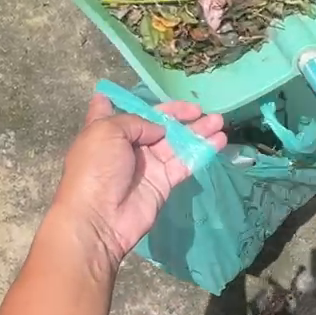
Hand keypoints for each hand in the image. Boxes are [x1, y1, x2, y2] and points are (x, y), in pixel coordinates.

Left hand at [45, 94, 226, 271]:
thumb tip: (160, 129)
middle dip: (180, 115)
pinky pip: (186, 163)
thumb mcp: (106, 131)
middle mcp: (130, 146)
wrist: (98, 217)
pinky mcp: (164, 182)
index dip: (137, 102)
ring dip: (198, 131)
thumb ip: (137, 122)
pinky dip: (202, 151)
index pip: (123, 112)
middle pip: (159, 125)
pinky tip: (219, 140)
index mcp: (109, 130)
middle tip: (200, 109)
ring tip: (219, 121)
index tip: (152, 97)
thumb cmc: (96, 168)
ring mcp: (149, 165)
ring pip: (177, 143)